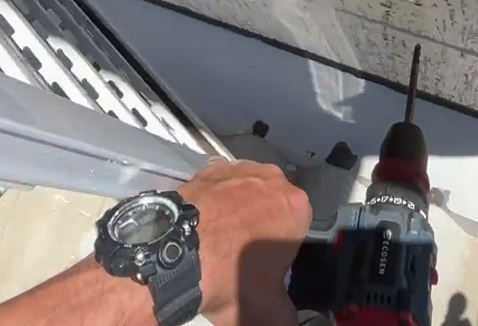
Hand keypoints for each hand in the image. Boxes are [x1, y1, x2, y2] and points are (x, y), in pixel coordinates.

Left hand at [182, 159, 309, 325]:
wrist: (177, 253)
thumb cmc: (230, 278)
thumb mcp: (268, 313)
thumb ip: (288, 314)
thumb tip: (288, 316)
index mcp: (297, 207)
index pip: (299, 227)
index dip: (284, 246)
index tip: (268, 265)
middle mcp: (274, 177)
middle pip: (275, 204)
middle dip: (265, 223)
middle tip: (244, 253)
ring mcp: (242, 167)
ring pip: (250, 190)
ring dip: (242, 208)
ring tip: (221, 238)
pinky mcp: (214, 166)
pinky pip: (223, 184)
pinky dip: (218, 198)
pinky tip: (205, 222)